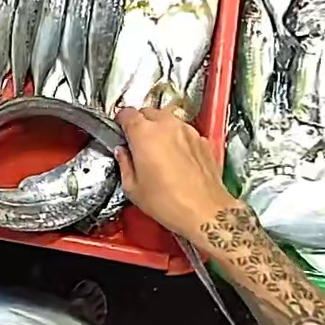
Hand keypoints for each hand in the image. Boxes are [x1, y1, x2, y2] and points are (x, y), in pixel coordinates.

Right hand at [115, 107, 241, 237]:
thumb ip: (124, 164)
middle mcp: (167, 126)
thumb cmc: (169, 202)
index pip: (127, 113)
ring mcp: (188, 132)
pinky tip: (175, 157)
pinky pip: (184, 132)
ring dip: (159, 129)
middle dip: (140, 122)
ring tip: (156, 149)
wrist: (205, 213)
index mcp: (144, 134)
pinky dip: (177, 138)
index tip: (119, 128)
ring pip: (168, 120)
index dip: (120, 120)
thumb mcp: (132, 187)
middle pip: (148, 112)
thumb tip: (123, 154)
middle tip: (135, 141)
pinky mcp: (203, 141)